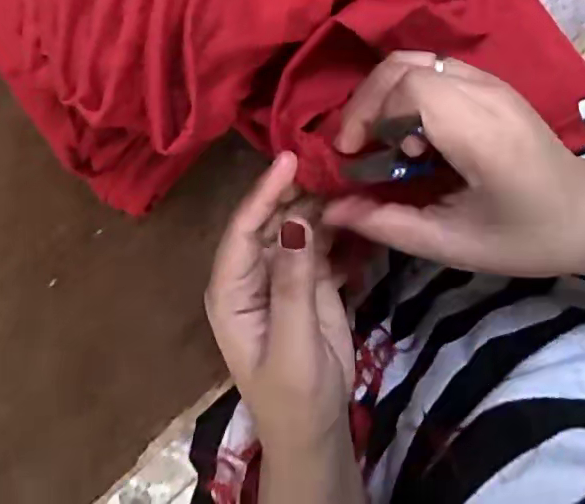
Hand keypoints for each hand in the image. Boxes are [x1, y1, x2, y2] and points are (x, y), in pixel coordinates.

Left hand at [205, 153, 355, 455]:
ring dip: (316, 201)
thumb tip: (297, 221)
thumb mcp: (292, 344)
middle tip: (324, 157)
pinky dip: (334, 223)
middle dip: (292, 189)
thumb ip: (293, 283)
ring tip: (343, 172)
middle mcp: (251, 272)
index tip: (289, 159)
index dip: (263, 193)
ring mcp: (280, 272)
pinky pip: (318, 240)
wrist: (318, 428)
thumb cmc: (293, 395)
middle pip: (268, 219)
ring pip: (295, 224)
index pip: (242, 230)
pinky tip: (353, 204)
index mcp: (231, 289)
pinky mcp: (307, 277)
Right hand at [322, 52, 584, 276]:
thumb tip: (330, 211)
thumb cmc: (528, 236)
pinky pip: (432, 66)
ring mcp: (489, 80)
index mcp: (482, 133)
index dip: (370, 112)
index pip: (411, 88)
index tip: (354, 155)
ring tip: (381, 136)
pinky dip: (405, 89)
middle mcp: (485, 92)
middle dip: (368, 101)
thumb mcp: (455, 243)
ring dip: (384, 92)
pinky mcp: (489, 80)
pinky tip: (410, 128)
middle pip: (404, 66)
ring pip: (415, 59)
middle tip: (358, 146)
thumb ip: (389, 225)